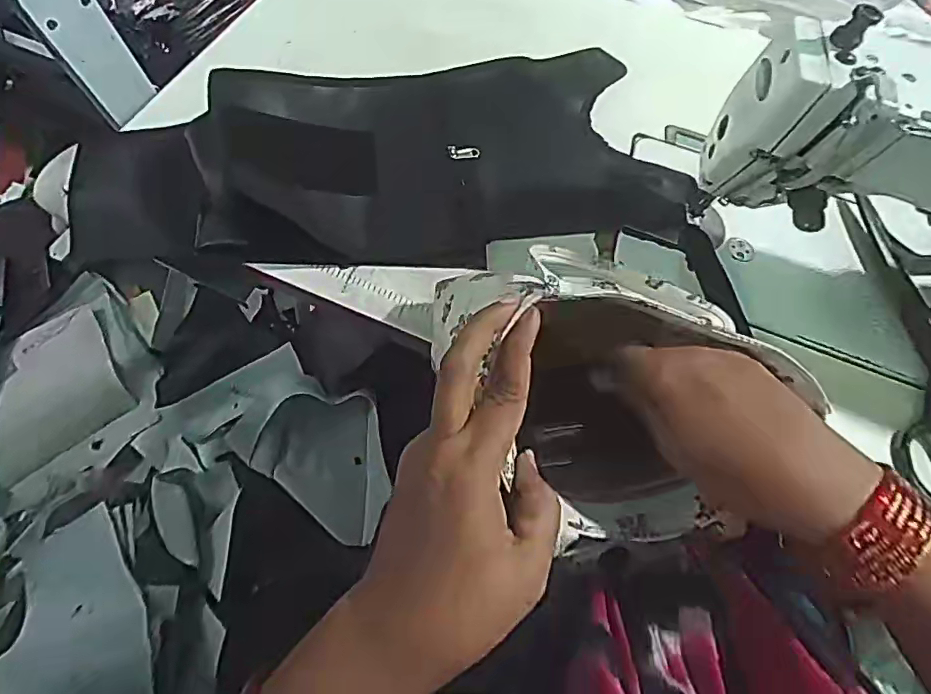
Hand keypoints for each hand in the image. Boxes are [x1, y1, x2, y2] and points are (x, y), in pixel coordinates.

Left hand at [266, 300, 559, 693]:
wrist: (391, 628)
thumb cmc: (463, 607)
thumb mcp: (527, 570)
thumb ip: (539, 507)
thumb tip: (528, 465)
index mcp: (470, 466)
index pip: (502, 390)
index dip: (519, 346)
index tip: (531, 313)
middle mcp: (439, 446)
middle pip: (455, 367)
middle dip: (481, 325)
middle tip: (509, 301)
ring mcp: (418, 452)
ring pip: (447, 390)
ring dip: (473, 358)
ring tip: (507, 345)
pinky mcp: (412, 466)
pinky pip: (446, 421)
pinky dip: (469, 400)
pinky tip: (493, 415)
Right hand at [615, 345, 882, 544]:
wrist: (820, 482)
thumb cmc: (740, 479)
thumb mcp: (676, 453)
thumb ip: (645, 412)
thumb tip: (623, 389)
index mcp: (666, 374)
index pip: (621, 356)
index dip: (609, 370)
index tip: (606, 386)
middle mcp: (693, 354)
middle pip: (652, 350)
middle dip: (642, 370)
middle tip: (641, 397)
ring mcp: (726, 354)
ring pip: (683, 353)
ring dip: (673, 370)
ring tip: (679, 401)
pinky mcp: (753, 362)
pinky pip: (711, 360)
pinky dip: (702, 374)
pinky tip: (712, 401)